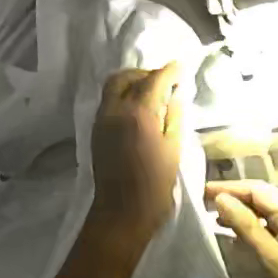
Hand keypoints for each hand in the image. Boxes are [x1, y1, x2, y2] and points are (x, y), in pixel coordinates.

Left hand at [88, 61, 185, 248]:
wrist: (121, 212)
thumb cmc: (155, 185)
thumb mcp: (174, 149)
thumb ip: (174, 117)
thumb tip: (175, 95)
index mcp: (138, 113)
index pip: (154, 79)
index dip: (169, 70)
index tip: (181, 66)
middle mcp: (115, 110)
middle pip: (126, 76)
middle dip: (145, 73)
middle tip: (165, 81)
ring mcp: (101, 119)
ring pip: (113, 86)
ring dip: (132, 82)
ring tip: (152, 94)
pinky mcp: (96, 130)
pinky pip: (108, 101)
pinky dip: (123, 95)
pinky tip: (139, 109)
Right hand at [206, 180, 277, 277]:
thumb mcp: (270, 259)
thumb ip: (245, 226)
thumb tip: (221, 198)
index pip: (258, 191)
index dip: (229, 188)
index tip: (202, 191)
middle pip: (263, 199)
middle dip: (234, 198)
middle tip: (204, 203)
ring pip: (267, 214)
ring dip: (242, 213)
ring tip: (215, 218)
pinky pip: (273, 229)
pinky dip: (253, 228)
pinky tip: (237, 236)